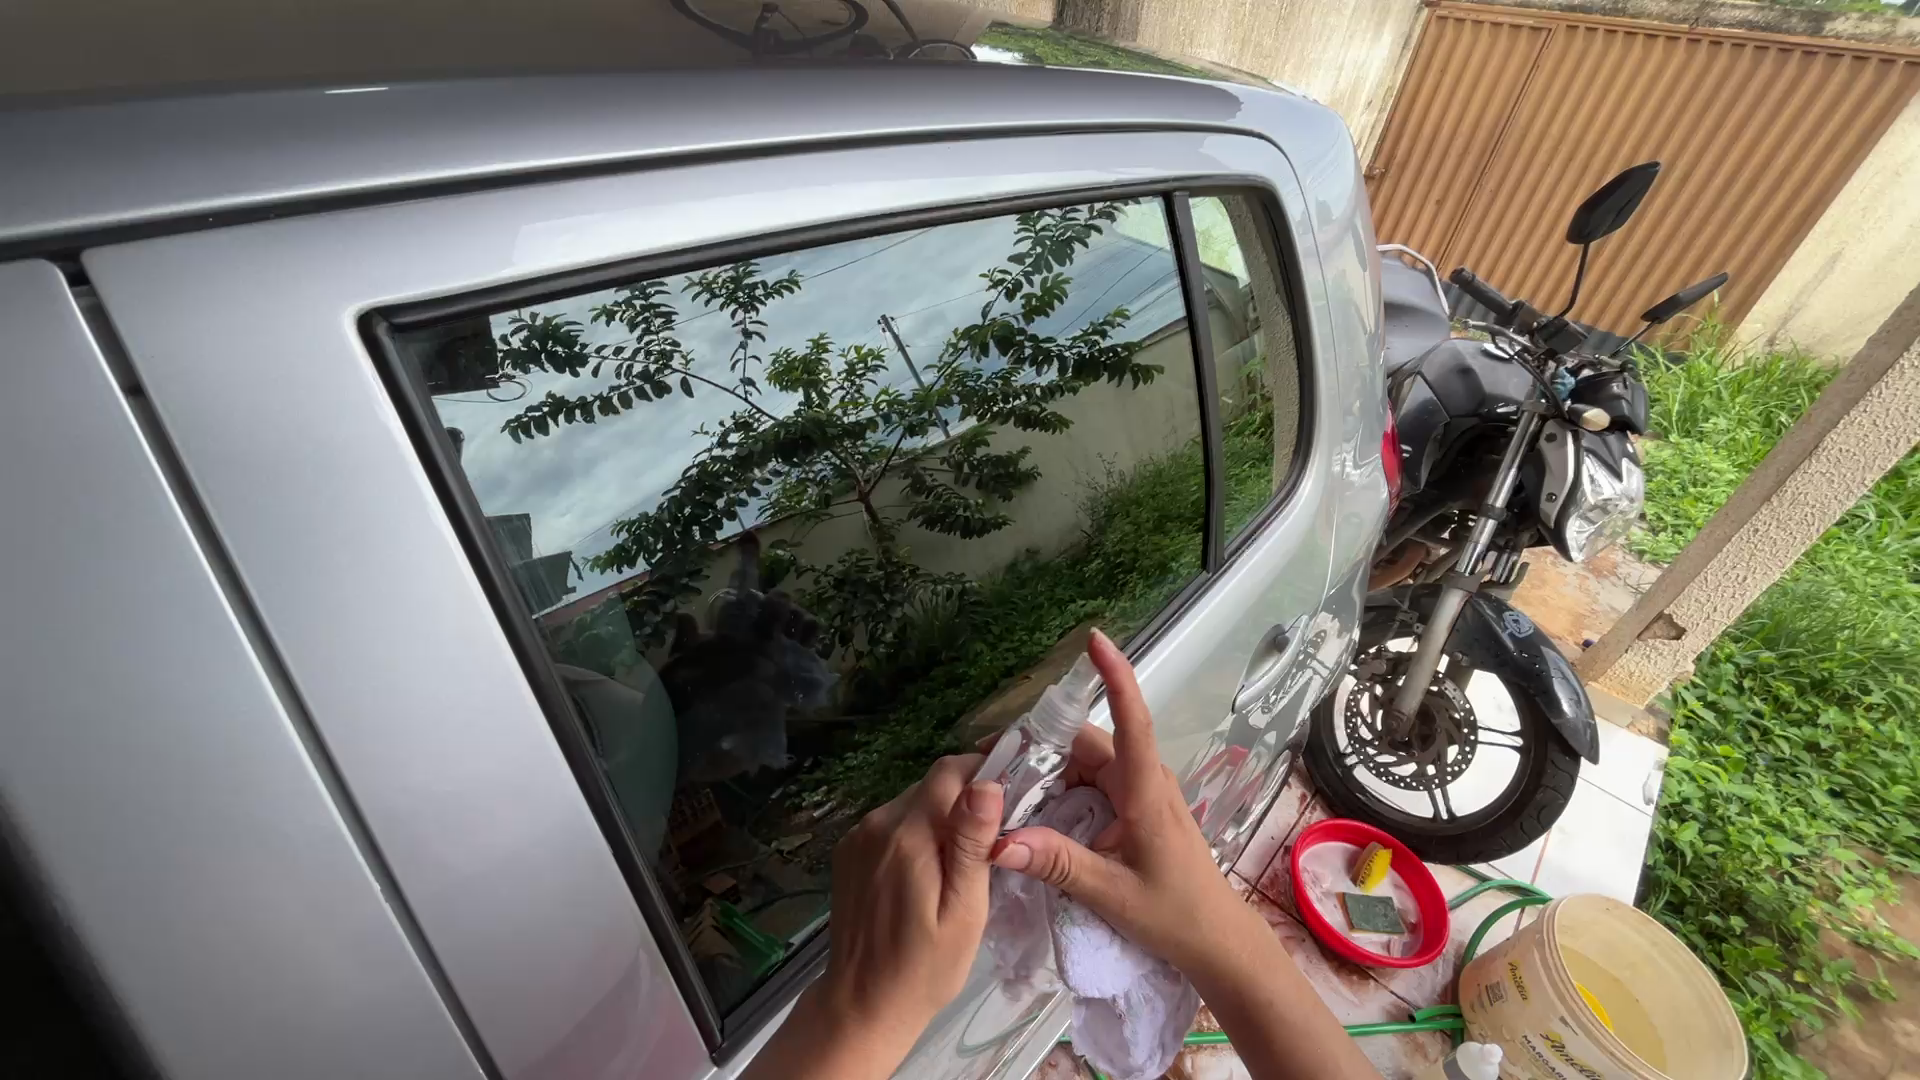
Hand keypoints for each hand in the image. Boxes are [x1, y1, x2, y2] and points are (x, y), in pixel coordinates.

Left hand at [745, 756, 1002, 1079]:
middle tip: (991, 840)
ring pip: (913, 801)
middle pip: (931, 784)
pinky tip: (926, 873)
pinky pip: (892, 823)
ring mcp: (859, 835)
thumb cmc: (925, 968)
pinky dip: (916, 833)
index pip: (949, 770)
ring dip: (940, 817)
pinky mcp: (850, 849)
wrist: (860, 1005)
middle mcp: (878, 823)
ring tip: (960, 863)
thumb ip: (972, 843)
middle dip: (964, 799)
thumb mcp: (964, 911)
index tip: (1010, 792)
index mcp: (909, 834)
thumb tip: (986, 783)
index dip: (982, 770)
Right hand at [989, 629, 1264, 982]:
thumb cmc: (1173, 914)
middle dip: (1040, 743)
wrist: (1216, 939)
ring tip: (1000, 782)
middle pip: (1085, 741)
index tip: (1096, 639)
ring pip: (1083, 760)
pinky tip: (1030, 802)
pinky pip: (1088, 779)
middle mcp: (1142, 777)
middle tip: (988, 757)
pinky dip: (1058, 785)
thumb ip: (1056, 864)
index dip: (1115, 676)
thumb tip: (998, 842)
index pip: (1132, 721)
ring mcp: (1138, 787)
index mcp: (1145, 790)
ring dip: (1046, 767)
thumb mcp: (1110, 893)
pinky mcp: (1132, 801)